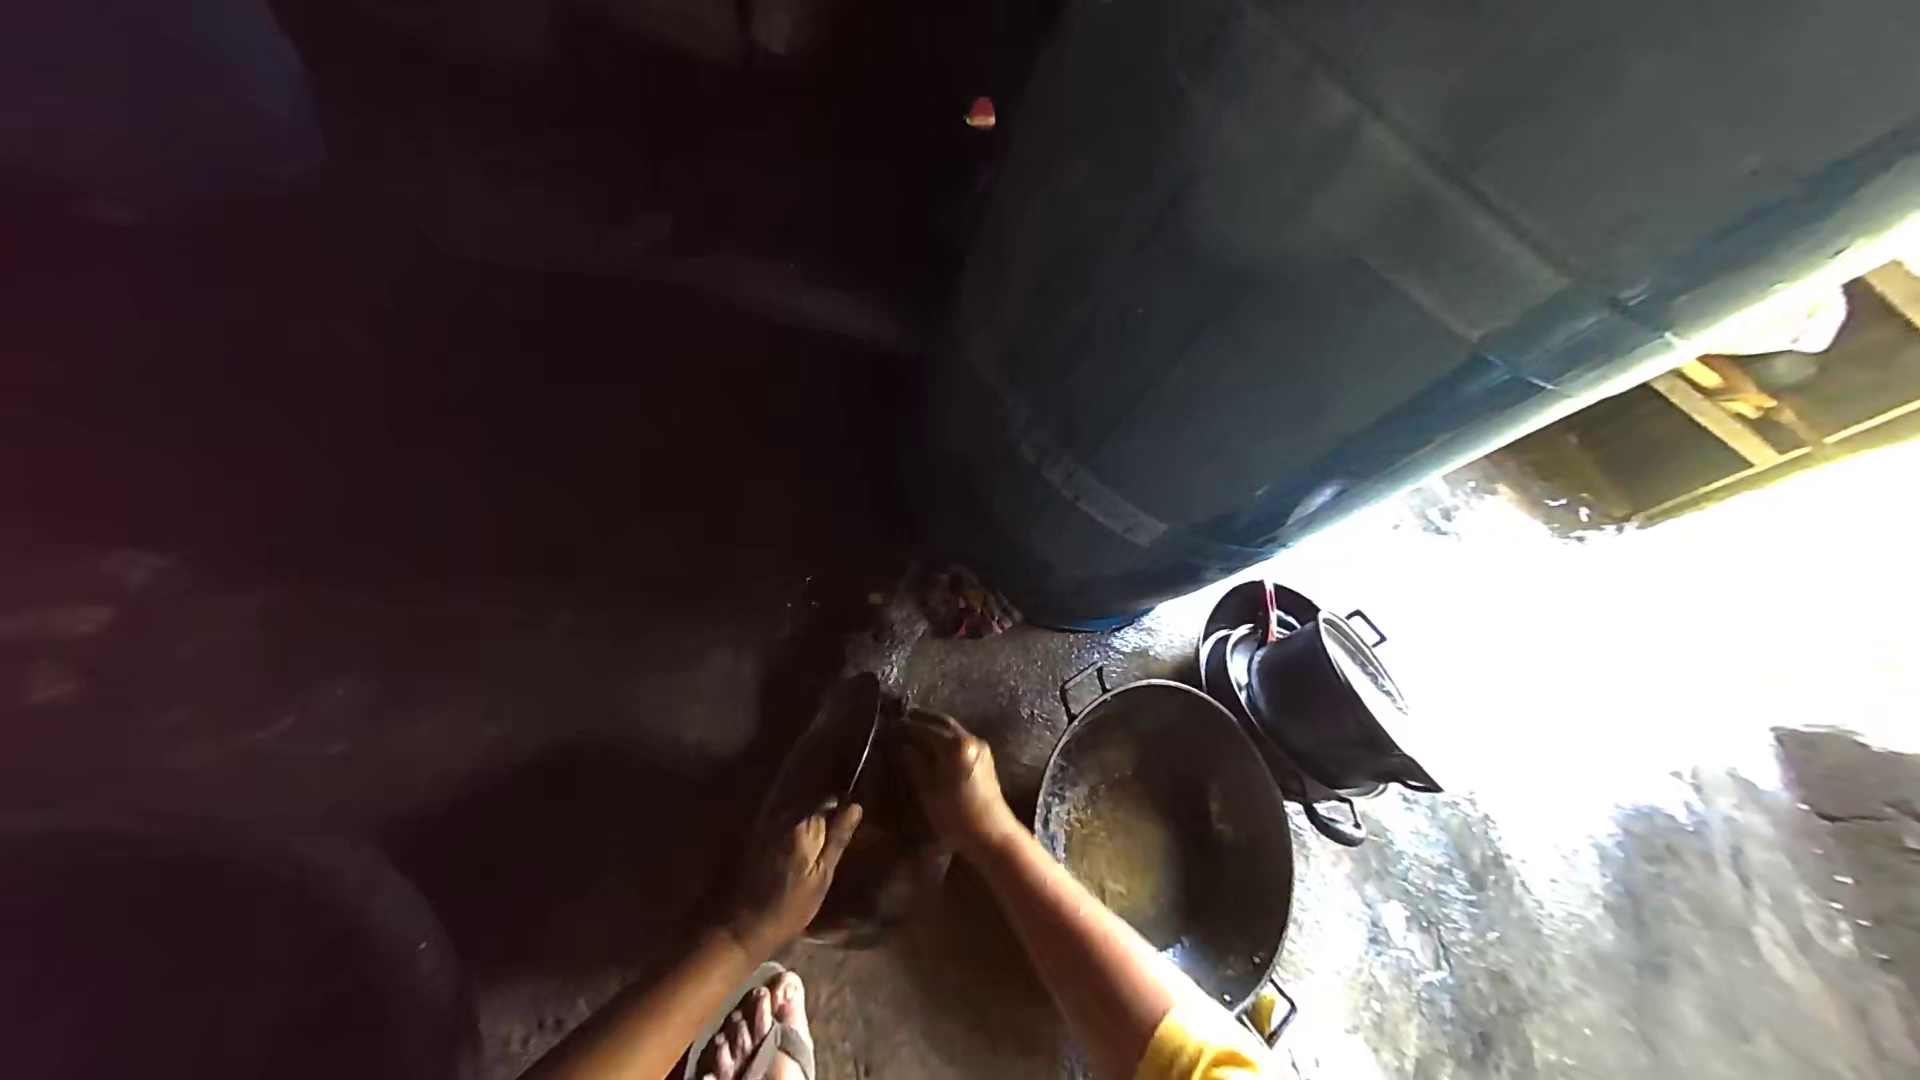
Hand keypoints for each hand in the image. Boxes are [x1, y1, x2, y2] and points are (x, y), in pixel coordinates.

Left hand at [728, 801, 862, 955]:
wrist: (746, 927)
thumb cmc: (792, 907)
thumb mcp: (823, 876)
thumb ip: (838, 838)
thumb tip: (856, 806)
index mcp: (804, 825)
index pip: (830, 802)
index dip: (840, 816)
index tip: (844, 835)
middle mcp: (784, 816)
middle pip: (813, 806)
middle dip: (823, 821)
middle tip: (827, 851)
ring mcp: (768, 825)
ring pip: (799, 815)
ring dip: (807, 828)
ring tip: (810, 857)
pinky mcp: (758, 835)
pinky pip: (784, 825)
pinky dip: (792, 835)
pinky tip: (793, 858)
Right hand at [900, 708, 1017, 851]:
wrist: (992, 835)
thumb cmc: (956, 815)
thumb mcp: (929, 791)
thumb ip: (915, 764)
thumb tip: (903, 746)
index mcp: (956, 745)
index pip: (927, 728)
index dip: (908, 726)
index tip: (892, 724)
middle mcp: (970, 740)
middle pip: (942, 723)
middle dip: (923, 721)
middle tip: (903, 721)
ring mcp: (980, 748)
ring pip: (952, 731)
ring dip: (934, 729)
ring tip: (914, 733)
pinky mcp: (985, 758)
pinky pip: (960, 741)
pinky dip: (945, 739)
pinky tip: (933, 747)